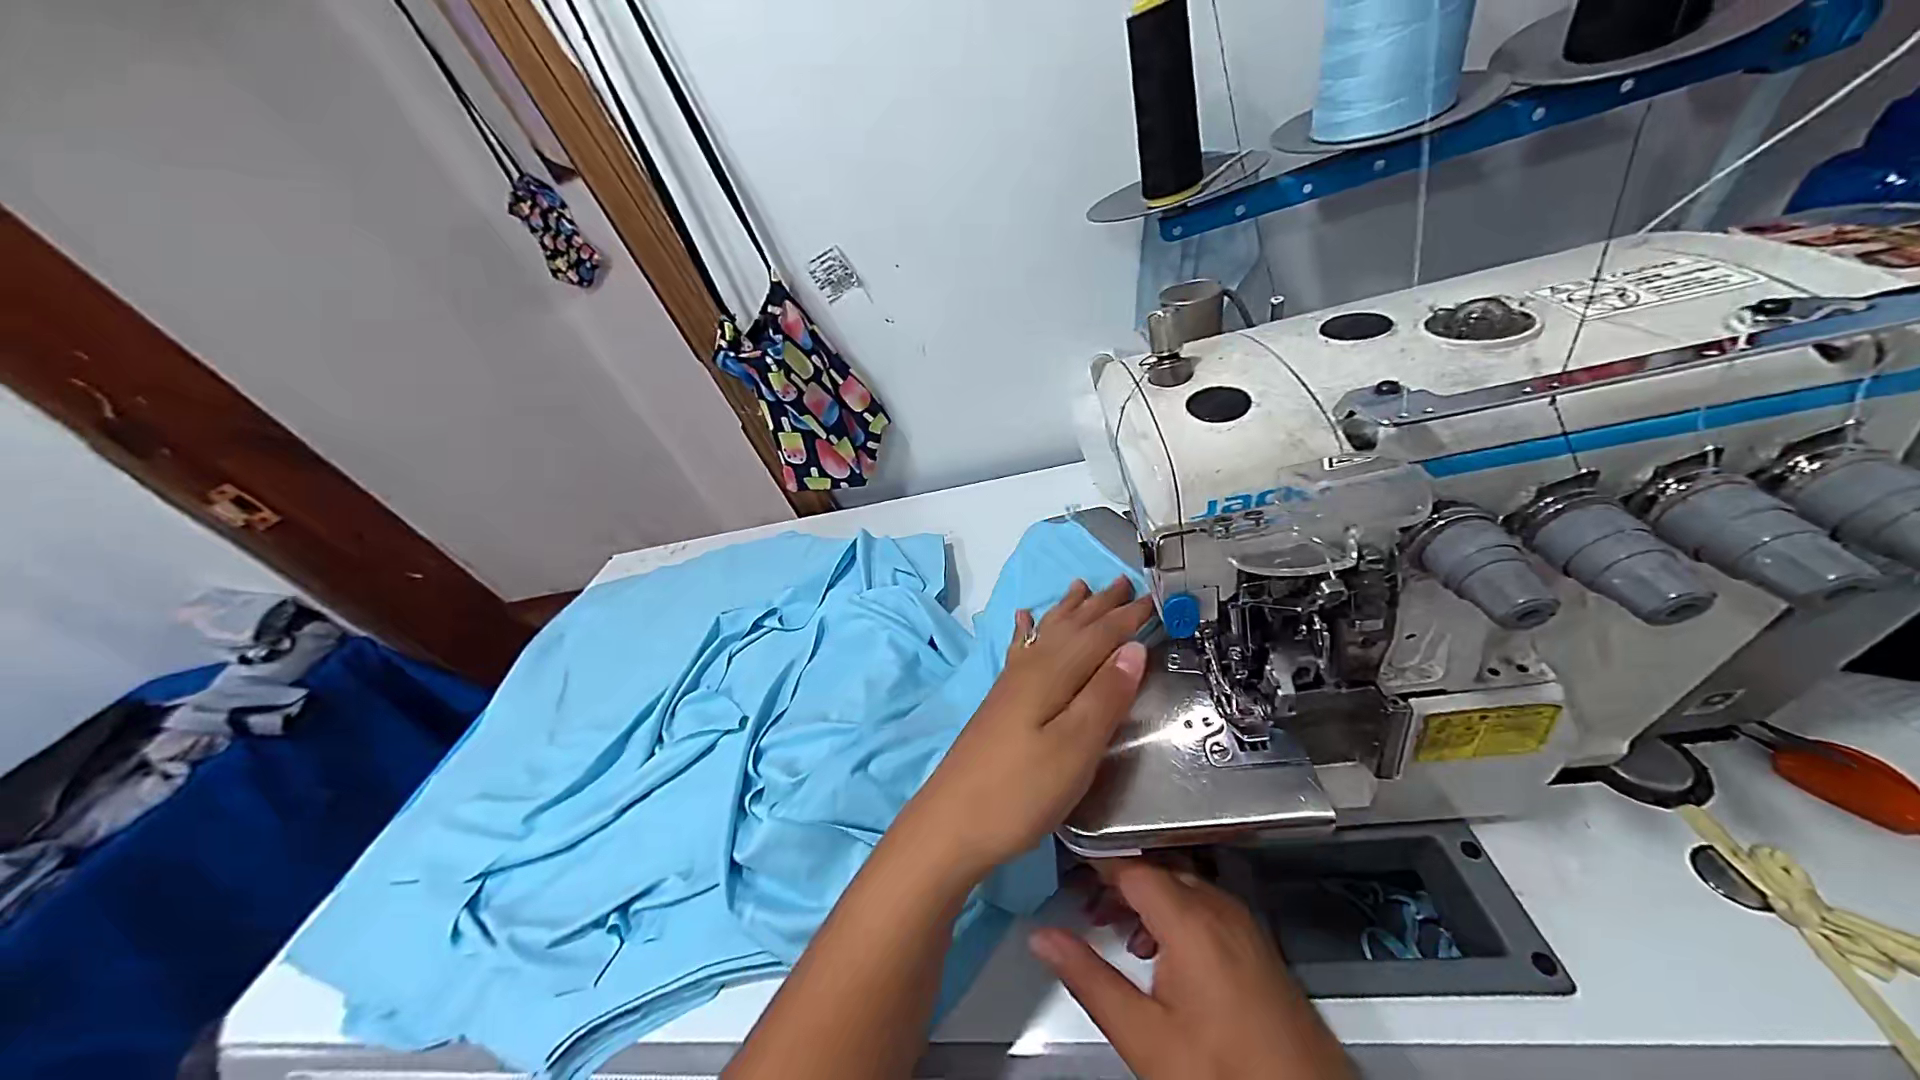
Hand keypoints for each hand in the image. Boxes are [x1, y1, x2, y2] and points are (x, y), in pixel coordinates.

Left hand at [897, 577, 1151, 882]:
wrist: (950, 823)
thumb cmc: (1020, 792)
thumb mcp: (1075, 748)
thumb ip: (1104, 696)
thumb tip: (1133, 648)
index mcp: (1052, 676)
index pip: (1098, 636)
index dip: (1127, 617)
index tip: (1154, 596)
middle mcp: (1030, 671)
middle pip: (1071, 628)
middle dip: (1100, 605)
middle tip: (1124, 581)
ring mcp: (1011, 686)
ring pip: (1046, 635)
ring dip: (1068, 611)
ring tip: (1081, 587)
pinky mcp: (1000, 704)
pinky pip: (1022, 652)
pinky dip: (1029, 632)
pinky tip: (1023, 623)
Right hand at [1029, 859, 1354, 1079]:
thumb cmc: (1227, 1072)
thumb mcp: (1142, 1034)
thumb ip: (1087, 978)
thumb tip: (1044, 939)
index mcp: (1190, 919)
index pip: (1130, 866)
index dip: (1095, 864)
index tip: (1069, 870)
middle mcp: (1219, 908)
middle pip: (1155, 871)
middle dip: (1116, 884)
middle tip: (1087, 907)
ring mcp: (1241, 922)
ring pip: (1180, 885)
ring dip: (1144, 899)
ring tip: (1118, 931)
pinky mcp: (1254, 940)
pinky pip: (1204, 904)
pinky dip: (1173, 913)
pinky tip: (1161, 952)